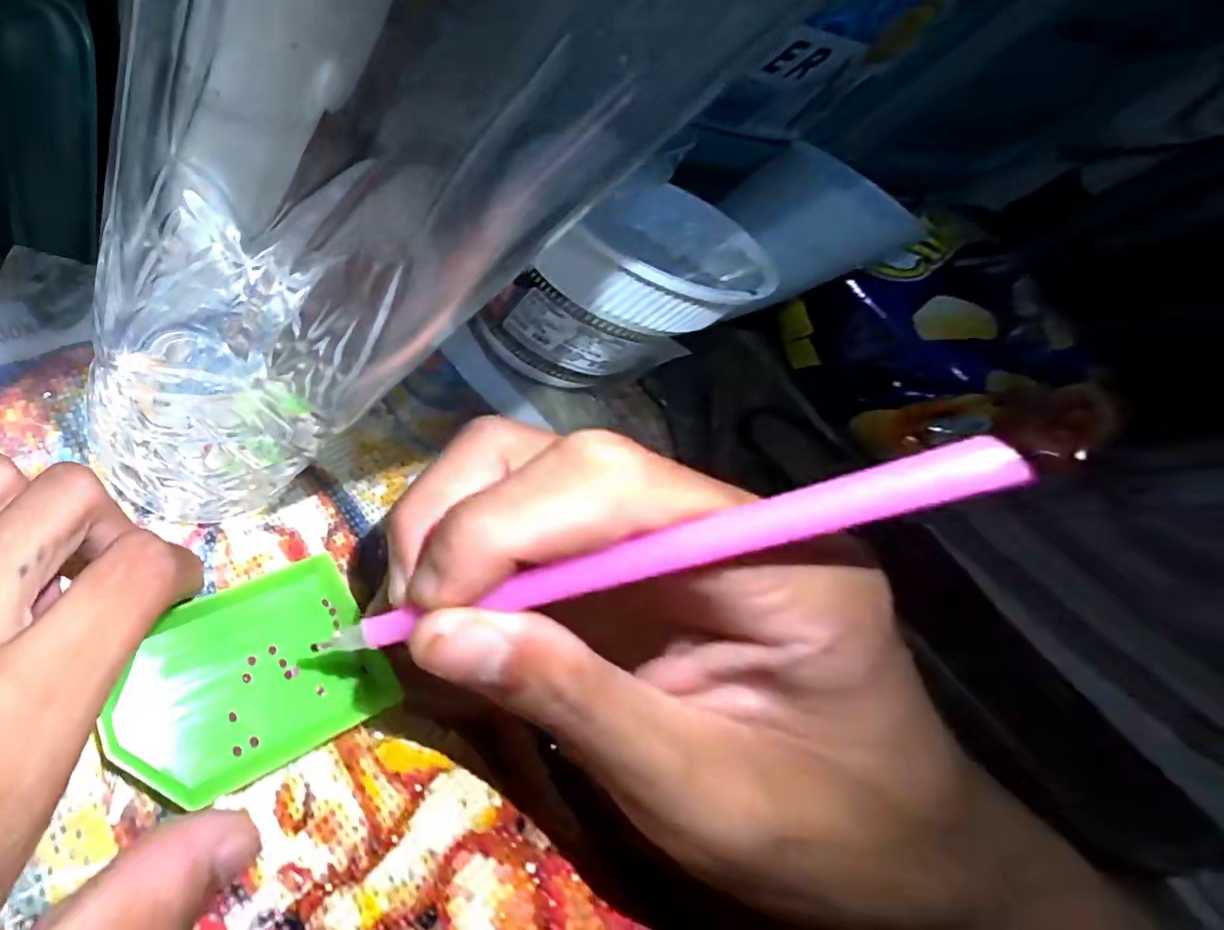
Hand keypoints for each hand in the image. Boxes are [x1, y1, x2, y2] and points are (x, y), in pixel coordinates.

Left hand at [0, 458, 259, 929]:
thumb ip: (141, 899)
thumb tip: (243, 837)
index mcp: (8, 722)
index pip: (134, 573)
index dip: (177, 566)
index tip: (177, 592)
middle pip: (62, 496)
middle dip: (107, 524)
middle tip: (102, 580)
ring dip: (21, 515)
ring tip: (16, 576)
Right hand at [386, 418, 1144, 929]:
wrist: (874, 838)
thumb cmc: (820, 829)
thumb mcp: (705, 795)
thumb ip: (575, 702)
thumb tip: (431, 637)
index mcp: (756, 544)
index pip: (597, 476)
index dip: (494, 531)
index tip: (434, 618)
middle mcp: (683, 502)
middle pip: (529, 452)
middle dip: (448, 526)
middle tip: (416, 621)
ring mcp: (629, 516)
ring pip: (496, 466)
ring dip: (434, 533)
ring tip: (422, 621)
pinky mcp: (587, 541)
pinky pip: (490, 509)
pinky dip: (443, 554)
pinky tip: (444, 617)